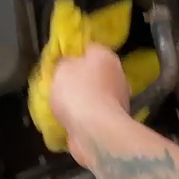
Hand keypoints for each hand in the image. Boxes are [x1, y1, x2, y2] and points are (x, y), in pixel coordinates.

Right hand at [48, 43, 132, 160]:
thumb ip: (64, 63)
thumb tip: (68, 63)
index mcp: (106, 56)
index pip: (90, 47)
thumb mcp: (61, 69)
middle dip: (79, 78)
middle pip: (94, 72)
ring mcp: (118, 100)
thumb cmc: (77, 92)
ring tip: (62, 107)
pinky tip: (70, 121)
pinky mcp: (113, 120)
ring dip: (83, 100)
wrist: (94, 131)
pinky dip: (85, 117)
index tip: (61, 61)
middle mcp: (117, 75)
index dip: (74, 52)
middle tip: (60, 84)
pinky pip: (95, 114)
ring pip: (96, 94)